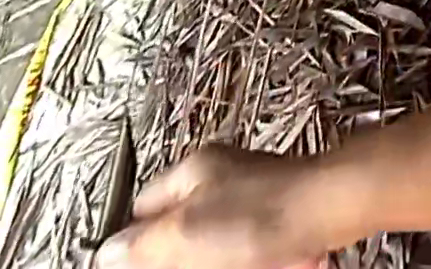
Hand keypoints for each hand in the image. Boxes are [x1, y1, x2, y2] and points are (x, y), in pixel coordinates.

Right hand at [97, 147, 338, 268]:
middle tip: (185, 265)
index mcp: (194, 171)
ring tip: (227, 263)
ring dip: (211, 259)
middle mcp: (220, 176)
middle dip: (175, 257)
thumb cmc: (258, 214)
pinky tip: (254, 263)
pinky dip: (243, 260)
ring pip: (211, 243)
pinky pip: (244, 247)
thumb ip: (142, 245)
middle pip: (178, 225)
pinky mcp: (272, 217)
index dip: (132, 241)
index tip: (128, 266)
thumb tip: (106, 253)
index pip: (143, 204)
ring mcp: (248, 193)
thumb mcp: (186, 232)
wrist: (324, 210)